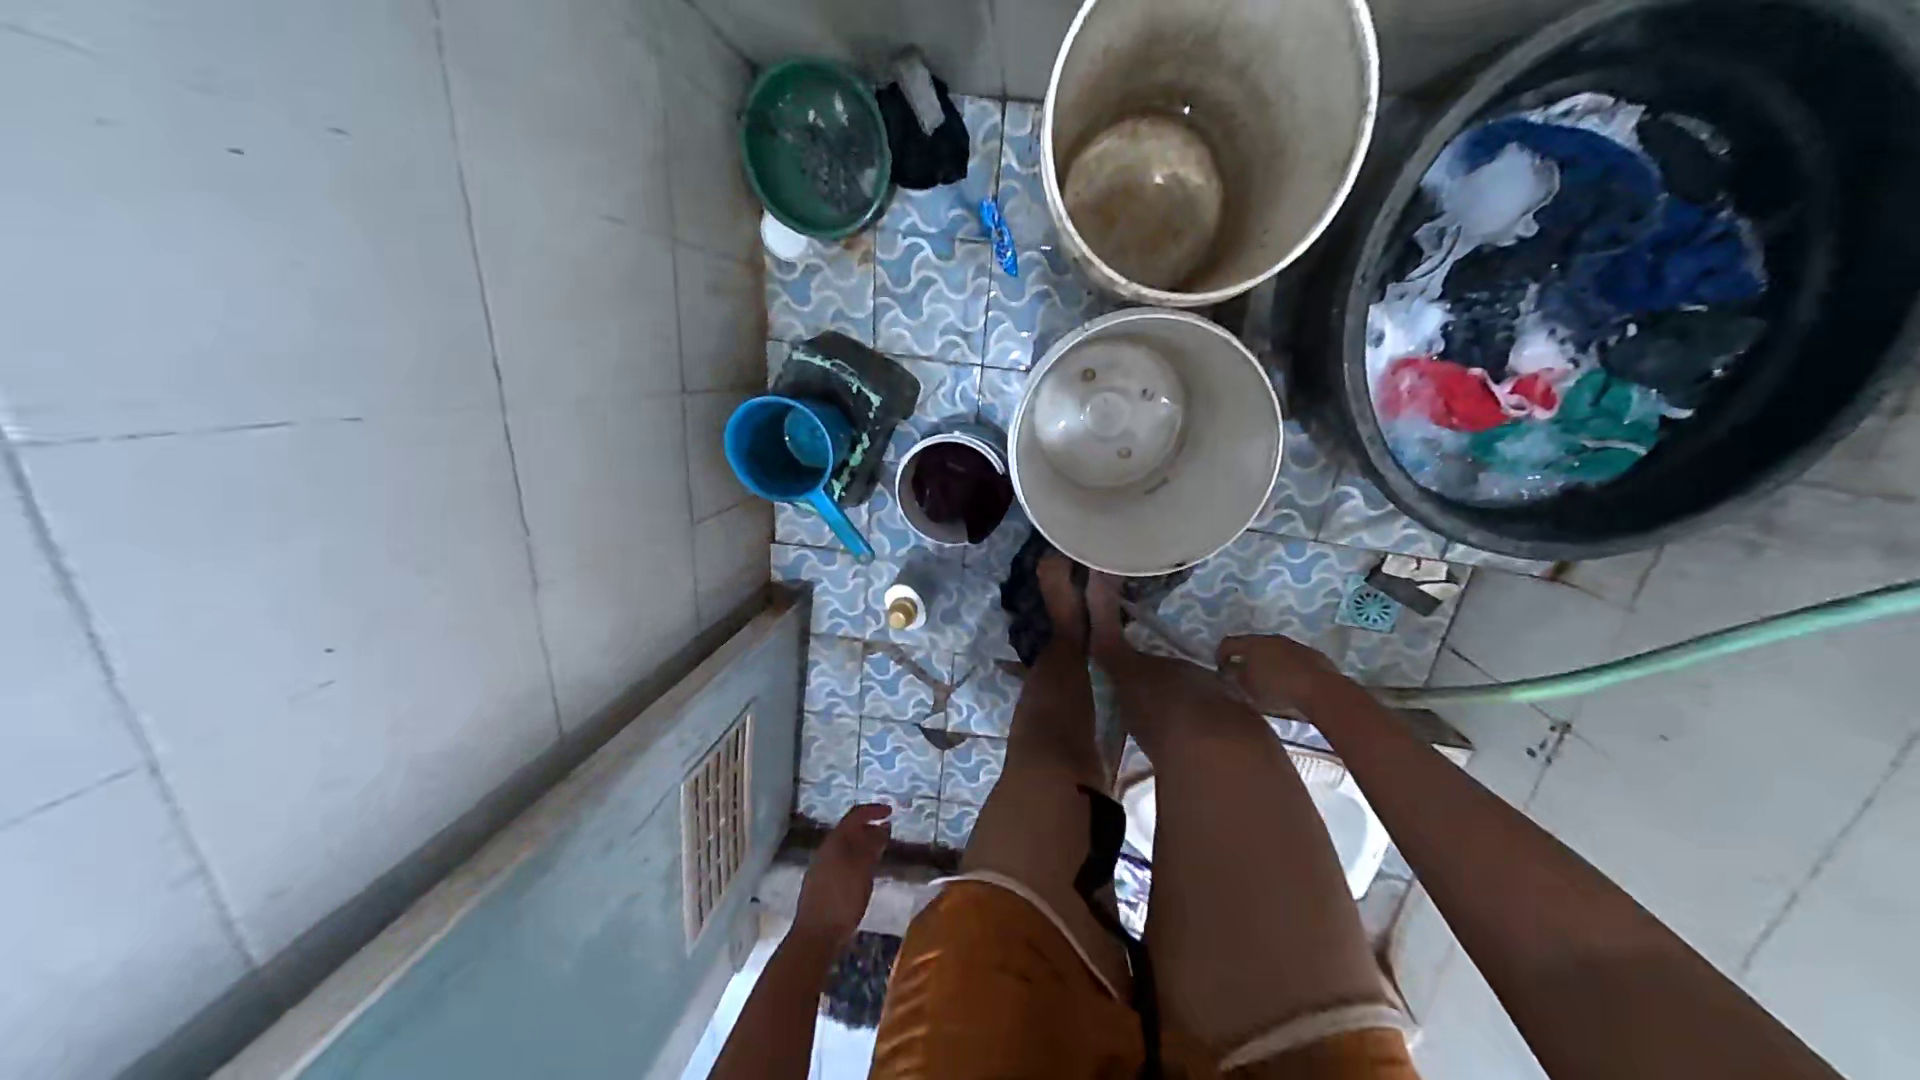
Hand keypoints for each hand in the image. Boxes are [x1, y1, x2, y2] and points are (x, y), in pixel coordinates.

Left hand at [792, 804, 890, 952]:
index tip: (890, 811)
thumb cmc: (842, 900)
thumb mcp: (863, 872)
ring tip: (881, 851)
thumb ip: (872, 848)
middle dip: (870, 827)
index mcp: (835, 842)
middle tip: (889, 832)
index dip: (873, 810)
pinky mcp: (822, 882)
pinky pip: (842, 860)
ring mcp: (822, 866)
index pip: (855, 816)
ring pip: (846, 846)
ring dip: (864, 844)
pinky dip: (857, 858)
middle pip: (849, 830)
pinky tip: (866, 871)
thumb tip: (882, 828)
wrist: (815, 936)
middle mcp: (826, 850)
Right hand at [1217, 634, 1349, 715]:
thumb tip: (1227, 672)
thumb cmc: (1277, 689)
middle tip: (1243, 675)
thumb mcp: (1247, 688)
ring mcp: (1294, 645)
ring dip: (1267, 662)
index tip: (1220, 669)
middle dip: (1245, 658)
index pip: (1228, 643)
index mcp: (1252, 644)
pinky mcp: (1313, 655)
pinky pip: (1292, 659)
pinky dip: (1286, 667)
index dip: (1220, 655)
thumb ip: (1233, 678)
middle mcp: (1272, 639)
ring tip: (1268, 680)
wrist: (1322, 691)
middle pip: (1252, 645)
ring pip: (1274, 651)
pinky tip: (1290, 683)